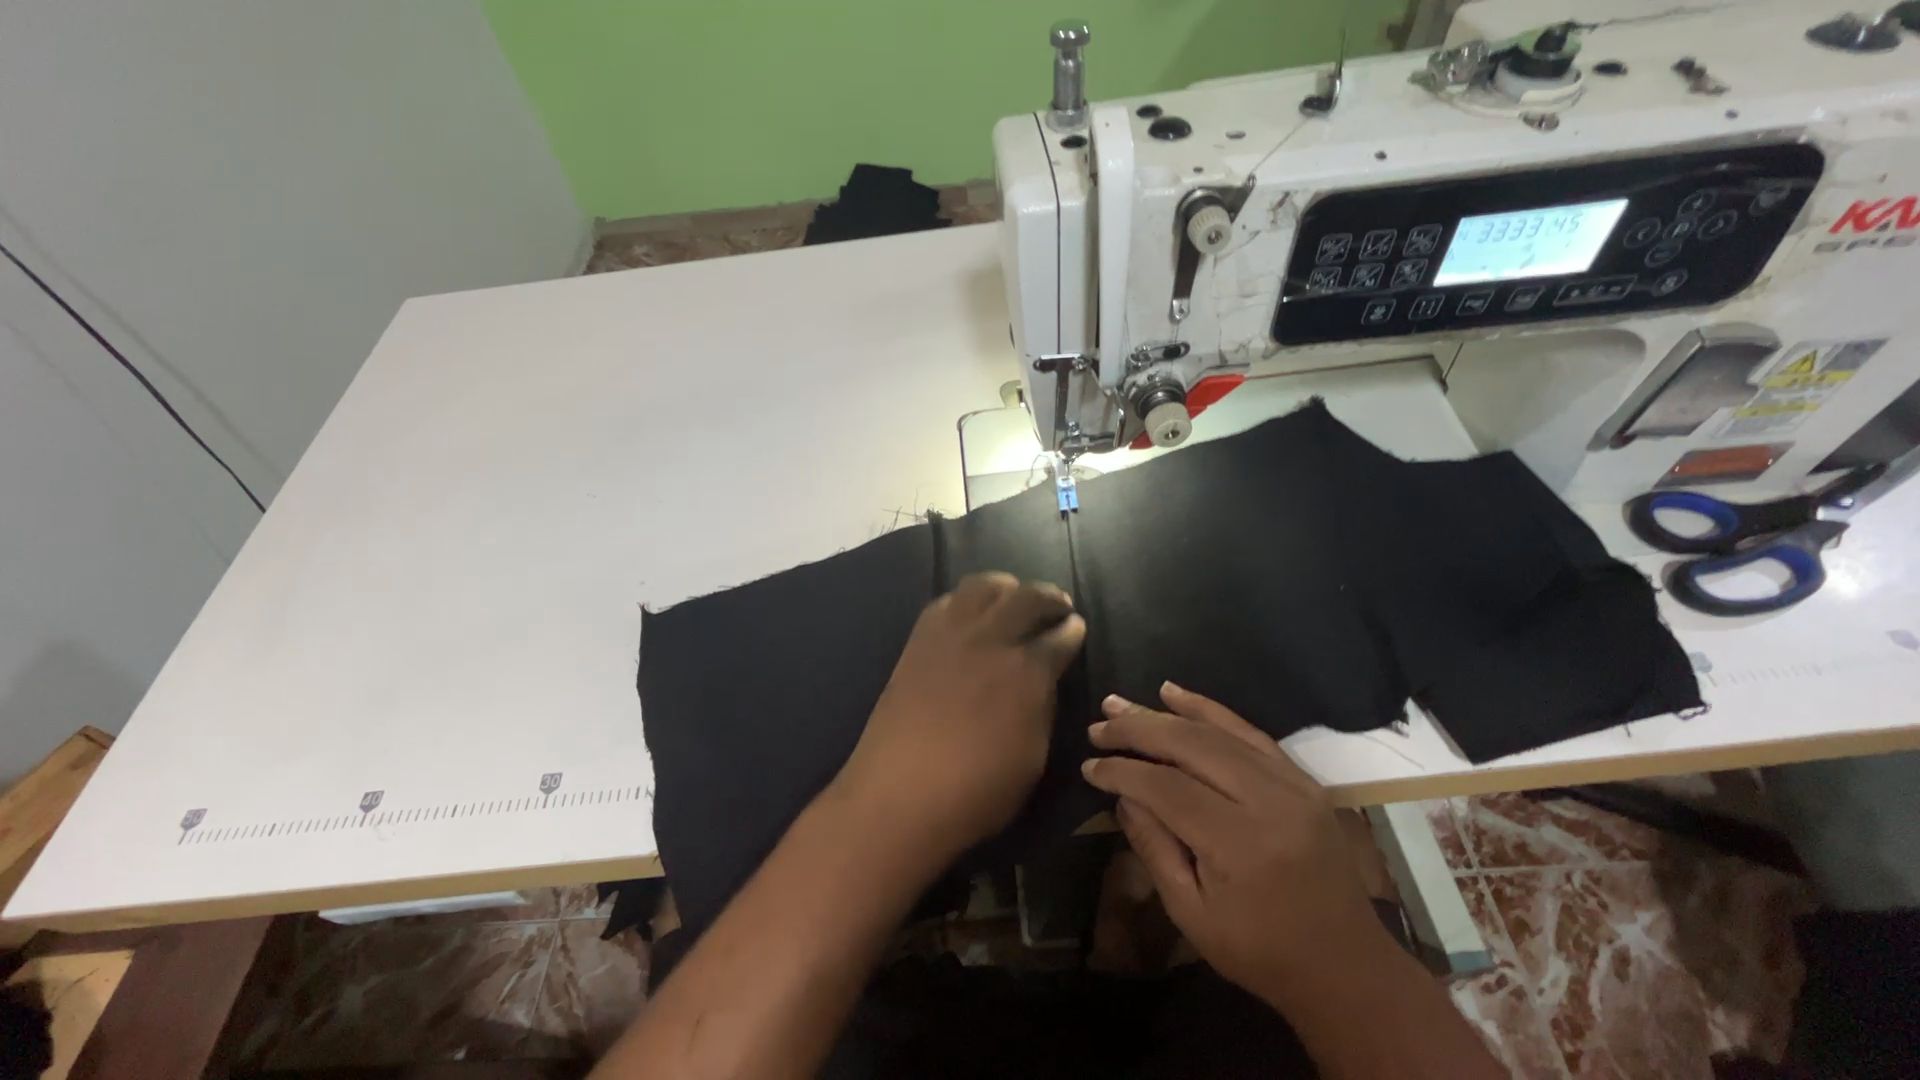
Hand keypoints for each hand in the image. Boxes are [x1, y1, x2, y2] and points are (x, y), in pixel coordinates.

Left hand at [835, 572, 1085, 860]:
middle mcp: (992, 640)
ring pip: (984, 586)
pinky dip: (966, 599)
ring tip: (1015, 598)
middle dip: (1050, 597)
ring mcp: (950, 635)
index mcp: (1028, 671)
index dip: (1072, 631)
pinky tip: (971, 613)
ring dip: (1007, 587)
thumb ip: (1042, 708)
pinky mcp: (917, 641)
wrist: (900, 795)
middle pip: (1027, 597)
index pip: (1061, 636)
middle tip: (1058, 606)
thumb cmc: (977, 791)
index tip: (1076, 628)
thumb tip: (1043, 680)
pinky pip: (946, 601)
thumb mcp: (1033, 757)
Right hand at [1080, 683, 1387, 1005]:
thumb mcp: (1191, 912)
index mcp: (1241, 845)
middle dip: (1138, 730)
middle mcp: (1271, 802)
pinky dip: (1210, 710)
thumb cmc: (1258, 951)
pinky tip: (1175, 694)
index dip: (1124, 772)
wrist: (1343, 964)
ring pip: (1219, 731)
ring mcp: (1293, 784)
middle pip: (1193, 746)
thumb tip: (1123, 796)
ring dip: (1166, 713)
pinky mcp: (1303, 779)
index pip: (1168, 788)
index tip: (1089, 767)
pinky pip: (1250, 733)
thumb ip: (1155, 847)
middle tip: (1098, 724)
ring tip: (1120, 704)